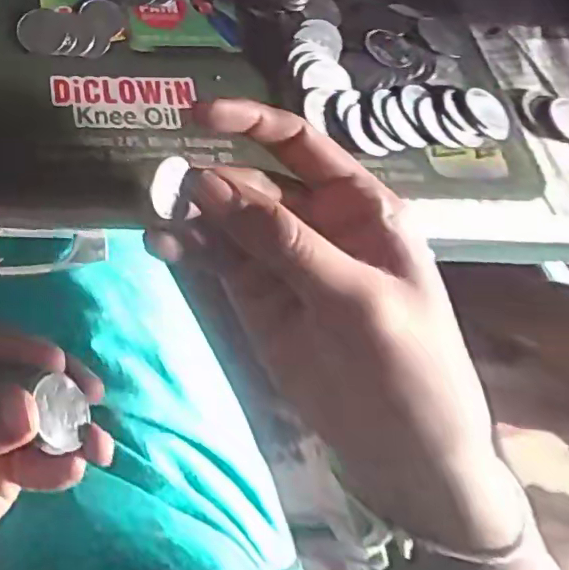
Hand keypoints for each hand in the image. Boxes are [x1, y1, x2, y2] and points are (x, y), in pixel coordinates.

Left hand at [0, 326, 114, 569]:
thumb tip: (30, 408)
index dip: (24, 346)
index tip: (57, 362)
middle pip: (26, 376)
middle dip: (61, 384)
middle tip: (93, 394)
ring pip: (42, 419)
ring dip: (72, 429)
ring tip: (99, 448)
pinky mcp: (9, 471)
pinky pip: (41, 461)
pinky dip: (59, 464)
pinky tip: (73, 471)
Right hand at [145, 99, 526, 553]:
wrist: (403, 454)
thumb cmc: (408, 365)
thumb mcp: (354, 297)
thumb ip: (280, 239)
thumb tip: (205, 181)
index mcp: (355, 206)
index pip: (296, 144)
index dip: (248, 122)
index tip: (195, 115)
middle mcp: (311, 219)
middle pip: (246, 181)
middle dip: (207, 182)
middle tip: (169, 194)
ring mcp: (275, 255)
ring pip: (220, 216)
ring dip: (187, 214)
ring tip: (159, 223)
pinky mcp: (249, 288)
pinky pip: (209, 254)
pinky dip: (183, 247)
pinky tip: (161, 247)